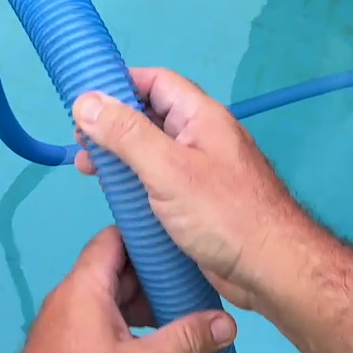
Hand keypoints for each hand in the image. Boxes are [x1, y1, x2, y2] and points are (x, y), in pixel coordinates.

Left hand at [0, 227, 236, 352]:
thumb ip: (185, 341)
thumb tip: (229, 324)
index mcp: (86, 285)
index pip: (116, 236)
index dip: (149, 234)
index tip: (185, 242)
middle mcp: (74, 293)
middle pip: (118, 265)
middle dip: (157, 271)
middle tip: (198, 279)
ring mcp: (69, 318)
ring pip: (113, 293)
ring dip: (146, 299)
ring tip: (187, 309)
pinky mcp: (70, 341)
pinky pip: (105, 315)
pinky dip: (132, 319)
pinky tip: (160, 337)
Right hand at [71, 67, 320, 312]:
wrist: (271, 270)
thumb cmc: (222, 214)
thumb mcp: (168, 168)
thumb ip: (126, 134)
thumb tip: (86, 100)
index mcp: (200, 117)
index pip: (156, 82)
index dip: (119, 83)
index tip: (84, 101)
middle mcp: (201, 138)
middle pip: (150, 116)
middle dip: (112, 125)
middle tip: (81, 144)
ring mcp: (200, 172)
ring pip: (152, 152)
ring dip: (120, 157)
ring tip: (88, 171)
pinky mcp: (196, 203)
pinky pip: (159, 183)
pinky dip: (135, 185)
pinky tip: (116, 198)